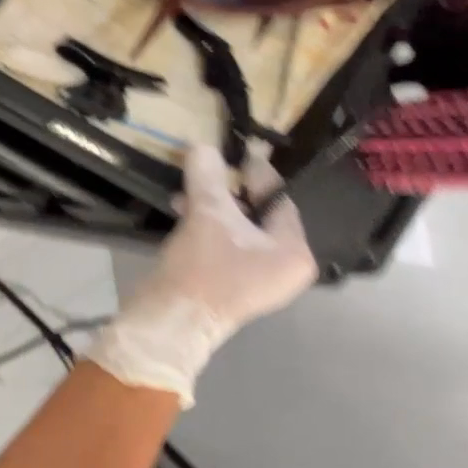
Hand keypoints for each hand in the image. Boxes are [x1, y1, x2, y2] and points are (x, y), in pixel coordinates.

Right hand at [85, 145, 317, 406]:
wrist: (171, 319)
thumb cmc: (202, 270)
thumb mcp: (205, 219)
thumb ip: (208, 182)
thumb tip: (202, 147)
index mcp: (295, 254)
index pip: (280, 203)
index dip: (256, 176)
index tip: (237, 155)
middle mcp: (286, 269)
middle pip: (258, 220)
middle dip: (227, 196)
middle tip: (201, 176)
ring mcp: (259, 282)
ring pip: (239, 235)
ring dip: (211, 213)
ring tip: (182, 199)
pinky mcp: (231, 289)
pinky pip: (226, 250)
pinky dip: (206, 233)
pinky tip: (182, 223)